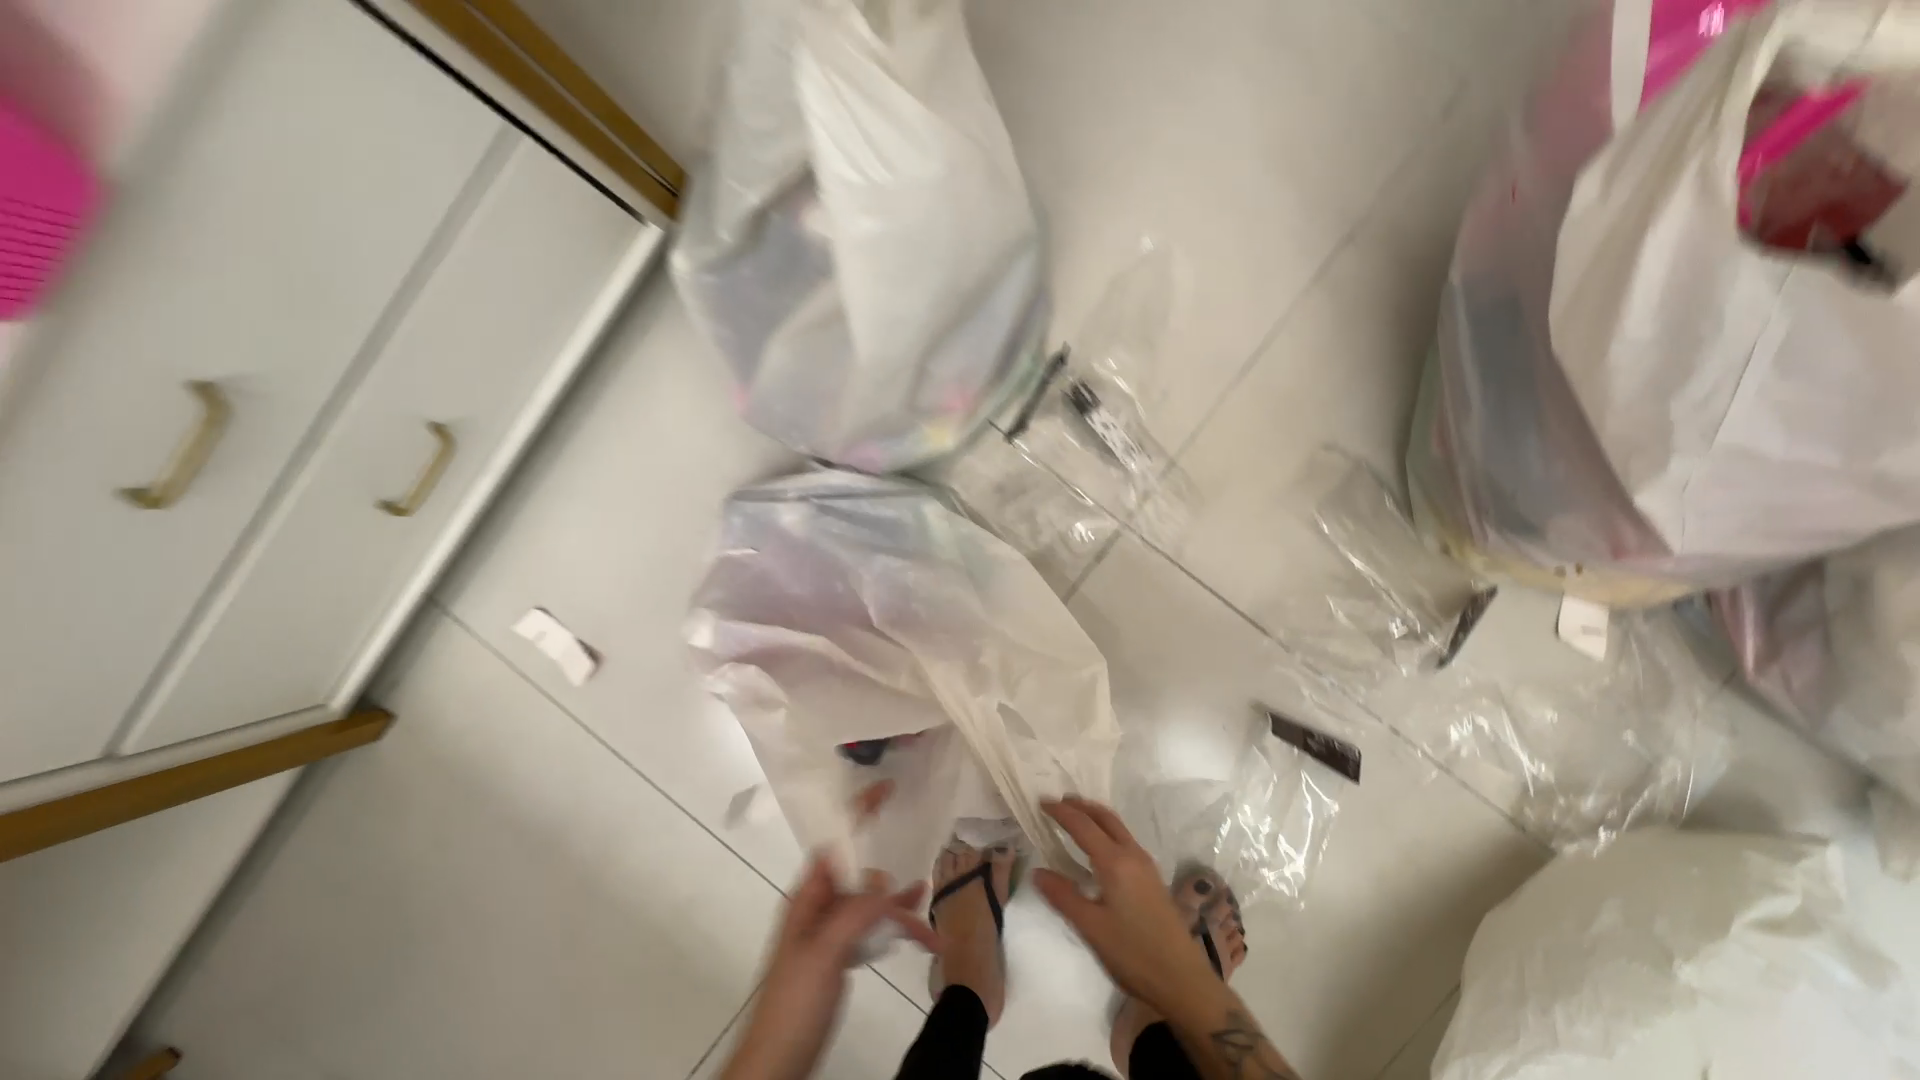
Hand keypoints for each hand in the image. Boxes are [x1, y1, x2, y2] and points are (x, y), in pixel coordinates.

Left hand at [722, 784, 937, 1079]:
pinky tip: (920, 938)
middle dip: (891, 868)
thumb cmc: (793, 1002)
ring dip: (900, 908)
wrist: (776, 1063)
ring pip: (871, 905)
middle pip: (859, 873)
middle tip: (925, 855)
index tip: (885, 788)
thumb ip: (855, 911)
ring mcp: (829, 934)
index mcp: (807, 898)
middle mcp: (818, 908)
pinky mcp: (839, 957)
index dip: (858, 814)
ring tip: (932, 918)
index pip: (834, 843)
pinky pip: (872, 931)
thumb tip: (884, 877)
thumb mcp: (825, 953)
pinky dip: (895, 930)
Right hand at [1031, 796, 1220, 1019]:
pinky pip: (1126, 841)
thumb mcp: (1091, 927)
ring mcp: (1146, 867)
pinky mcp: (1152, 880)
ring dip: (1096, 817)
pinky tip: (1099, 849)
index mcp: (1115, 862)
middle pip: (1105, 818)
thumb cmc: (1133, 953)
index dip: (1061, 813)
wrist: (1181, 978)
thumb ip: (1063, 896)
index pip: (1083, 826)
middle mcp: (1133, 856)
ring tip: (1075, 818)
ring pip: (1118, 828)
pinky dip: (1107, 832)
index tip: (1041, 802)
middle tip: (1058, 802)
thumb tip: (1038, 872)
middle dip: (1081, 806)